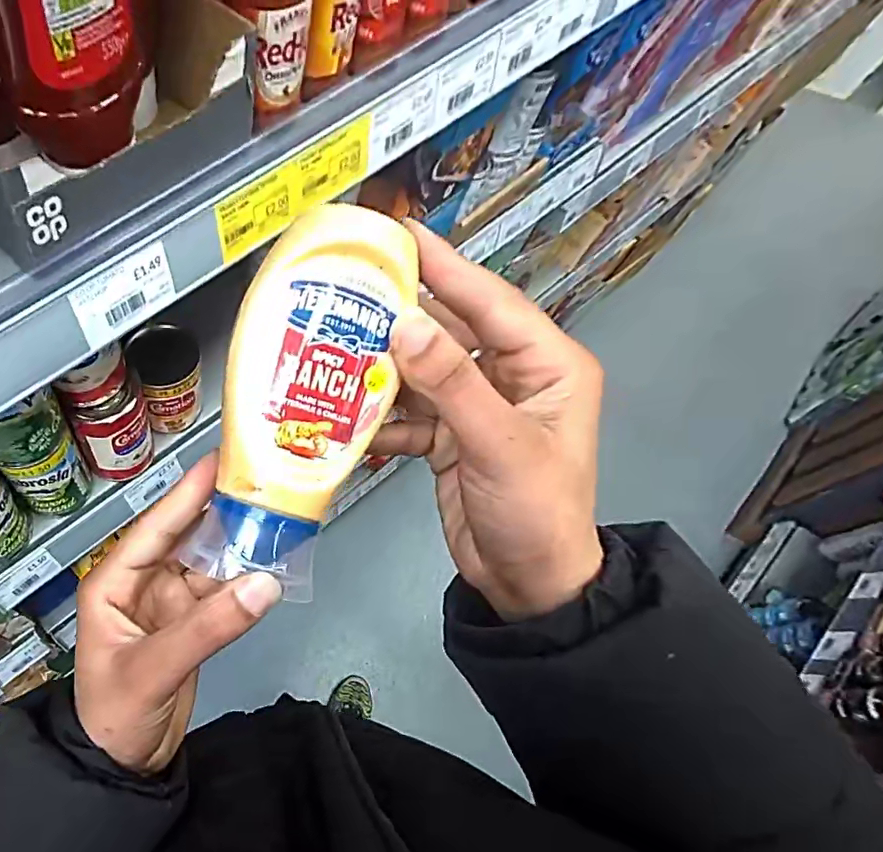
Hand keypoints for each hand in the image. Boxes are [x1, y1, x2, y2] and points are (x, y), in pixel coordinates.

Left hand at [73, 454, 281, 773]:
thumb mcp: (154, 669)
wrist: (122, 764)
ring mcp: (167, 603)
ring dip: (236, 544)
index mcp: (113, 583)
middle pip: (183, 538)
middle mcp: (140, 584)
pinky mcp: (188, 623)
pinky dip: (243, 580)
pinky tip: (268, 563)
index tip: (219, 462)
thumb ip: (208, 627)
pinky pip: (219, 592)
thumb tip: (264, 584)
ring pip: (206, 563)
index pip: (153, 529)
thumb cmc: (113, 715)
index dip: (186, 495)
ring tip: (274, 515)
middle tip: (260, 481)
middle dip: (219, 511)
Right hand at [370, 219, 604, 620]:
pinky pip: (409, 417)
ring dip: (383, 374)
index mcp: (546, 366)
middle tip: (351, 297)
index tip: (404, 237)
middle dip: (401, 322)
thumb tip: (407, 325)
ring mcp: (475, 412)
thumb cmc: (536, 513)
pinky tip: (351, 421)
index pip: (490, 303)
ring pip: (421, 377)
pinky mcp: (448, 442)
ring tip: (336, 358)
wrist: (527, 582)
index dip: (447, 269)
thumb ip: (452, 385)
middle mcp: (509, 380)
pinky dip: (382, 420)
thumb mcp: (500, 445)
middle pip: (448, 336)